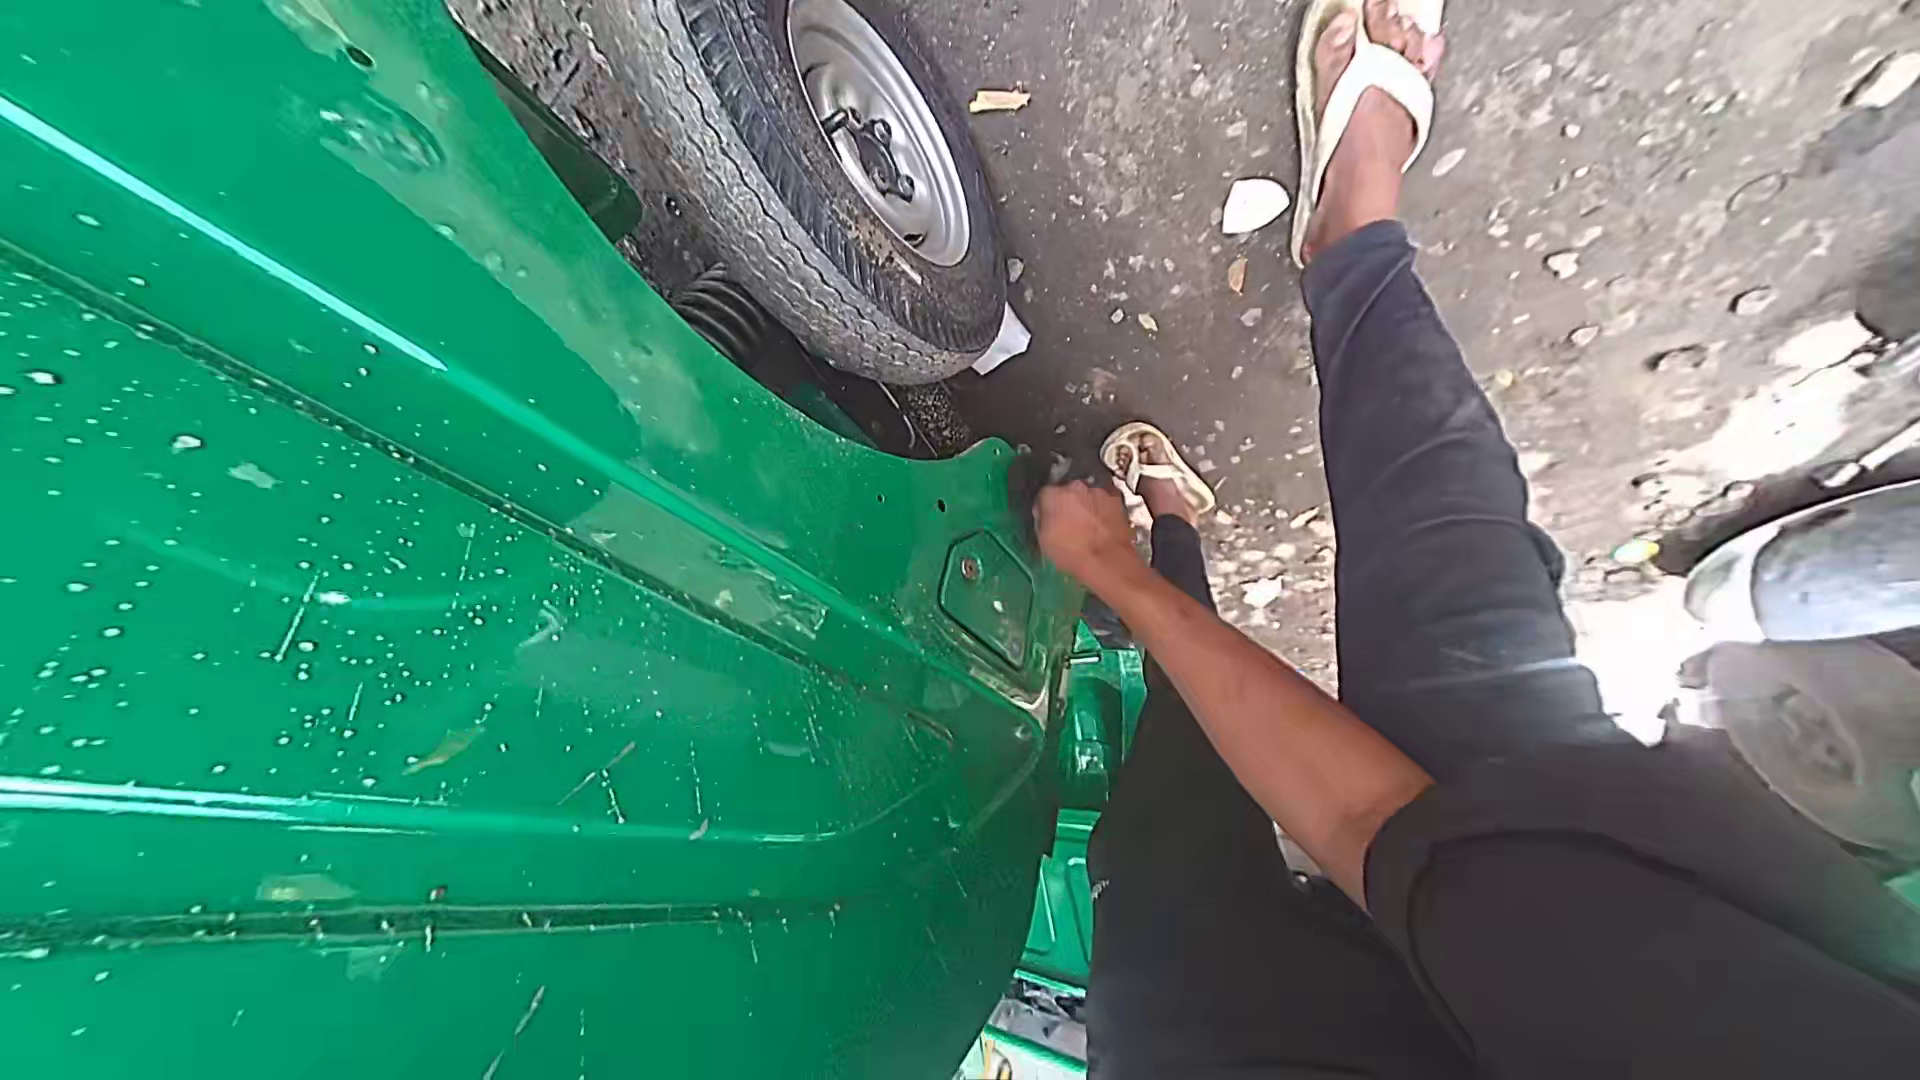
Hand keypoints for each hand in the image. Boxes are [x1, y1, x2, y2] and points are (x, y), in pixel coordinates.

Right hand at [1035, 481, 1139, 589]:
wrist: (1108, 560)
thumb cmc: (1071, 554)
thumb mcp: (1044, 542)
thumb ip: (1043, 521)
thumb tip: (1045, 516)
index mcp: (1052, 495)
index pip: (1043, 496)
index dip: (1045, 509)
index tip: (1048, 520)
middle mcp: (1074, 486)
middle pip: (1067, 492)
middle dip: (1066, 504)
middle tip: (1068, 522)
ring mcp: (1098, 490)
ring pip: (1087, 495)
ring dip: (1085, 505)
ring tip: (1088, 525)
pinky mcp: (1116, 498)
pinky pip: (1104, 501)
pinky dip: (1102, 509)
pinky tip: (1103, 525)